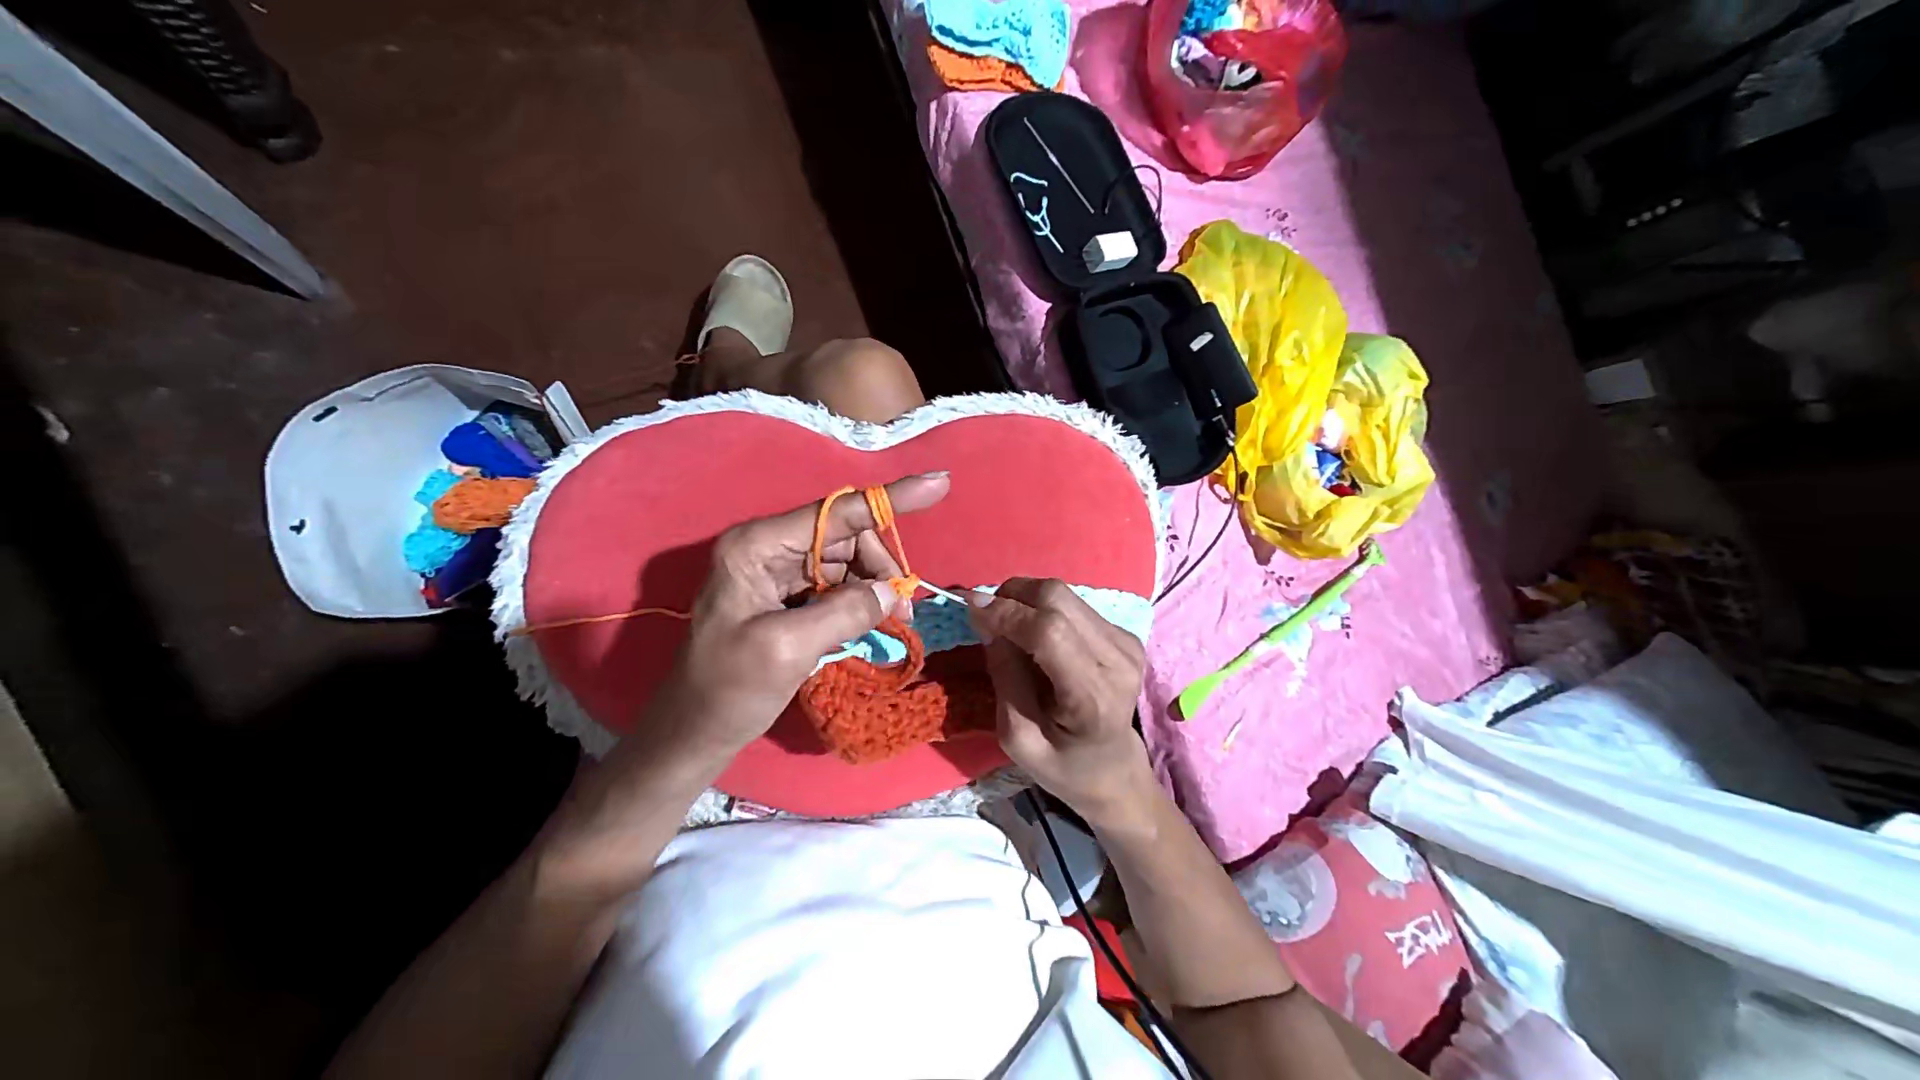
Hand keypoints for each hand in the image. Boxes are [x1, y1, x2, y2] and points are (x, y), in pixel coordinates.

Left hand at [651, 472, 950, 753]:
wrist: (694, 734)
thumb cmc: (728, 689)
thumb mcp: (786, 648)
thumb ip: (843, 612)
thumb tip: (889, 593)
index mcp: (757, 546)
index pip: (836, 513)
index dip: (890, 499)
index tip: (939, 484)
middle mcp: (767, 549)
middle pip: (846, 538)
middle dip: (879, 567)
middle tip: (901, 611)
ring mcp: (775, 574)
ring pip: (846, 563)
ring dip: (873, 588)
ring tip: (892, 623)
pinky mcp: (785, 599)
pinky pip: (836, 587)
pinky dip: (859, 603)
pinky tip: (872, 624)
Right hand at [968, 578, 1155, 829]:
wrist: (1112, 769)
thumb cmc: (1061, 764)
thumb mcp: (1017, 737)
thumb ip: (1004, 675)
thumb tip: (986, 619)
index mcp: (1092, 696)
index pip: (1049, 632)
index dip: (1007, 612)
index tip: (970, 607)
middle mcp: (1117, 660)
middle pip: (1058, 598)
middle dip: (1013, 595)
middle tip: (986, 614)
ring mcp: (1125, 643)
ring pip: (1064, 593)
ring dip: (1026, 599)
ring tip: (1008, 624)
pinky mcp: (1124, 634)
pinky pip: (1073, 604)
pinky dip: (1044, 609)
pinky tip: (1035, 634)